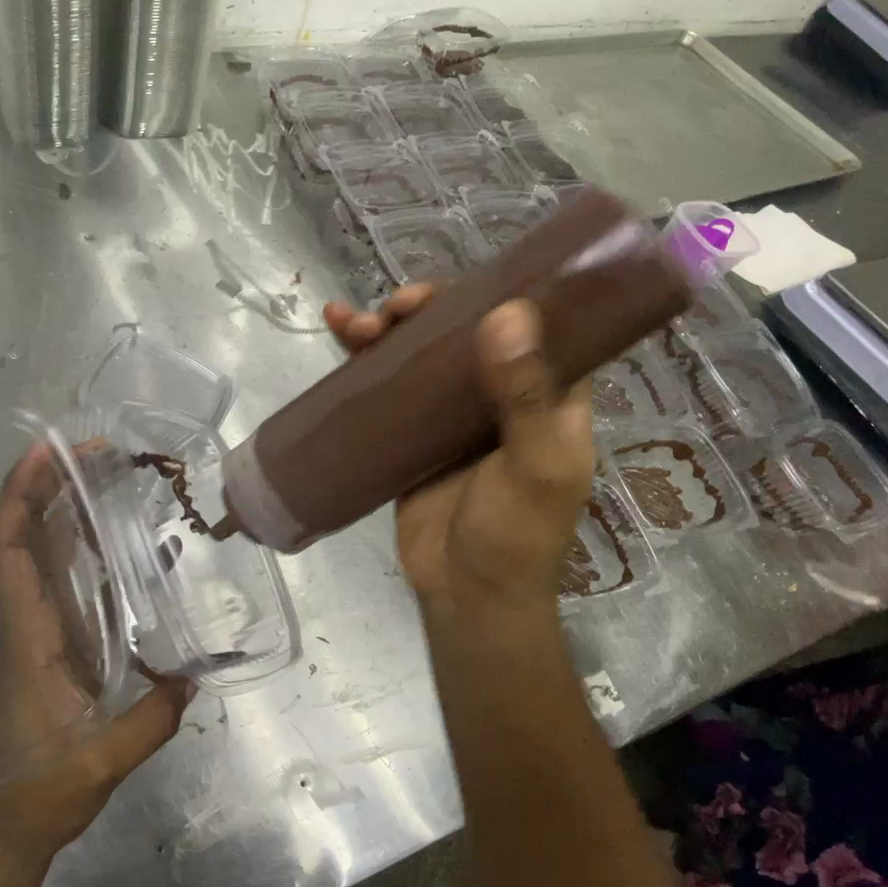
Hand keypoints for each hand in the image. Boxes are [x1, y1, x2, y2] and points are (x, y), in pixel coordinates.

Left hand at [0, 444, 196, 886]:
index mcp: (28, 632)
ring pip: (46, 553)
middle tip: (99, 450)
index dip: (20, 491)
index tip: (49, 450)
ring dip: (70, 509)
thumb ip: (152, 719)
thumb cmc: (40, 789)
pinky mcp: (58, 645)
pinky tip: (136, 547)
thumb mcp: (100, 761)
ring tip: (113, 476)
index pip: (7, 546)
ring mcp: (42, 630)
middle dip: (50, 483)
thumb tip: (193, 676)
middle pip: (24, 533)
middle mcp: (29, 619)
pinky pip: (73, 584)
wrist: (9, 828)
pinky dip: (96, 555)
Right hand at [323, 286, 594, 610]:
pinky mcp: (412, 430)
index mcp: (549, 391)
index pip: (527, 319)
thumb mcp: (534, 465)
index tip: (444, 291)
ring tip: (352, 324)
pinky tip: (338, 333)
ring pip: (420, 350)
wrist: (465, 596)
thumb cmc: (516, 534)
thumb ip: (525, 393)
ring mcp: (453, 410)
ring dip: (387, 326)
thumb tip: (505, 310)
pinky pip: (390, 382)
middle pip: (463, 327)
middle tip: (392, 311)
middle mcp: (502, 390)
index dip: (488, 292)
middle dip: (423, 308)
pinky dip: (365, 356)